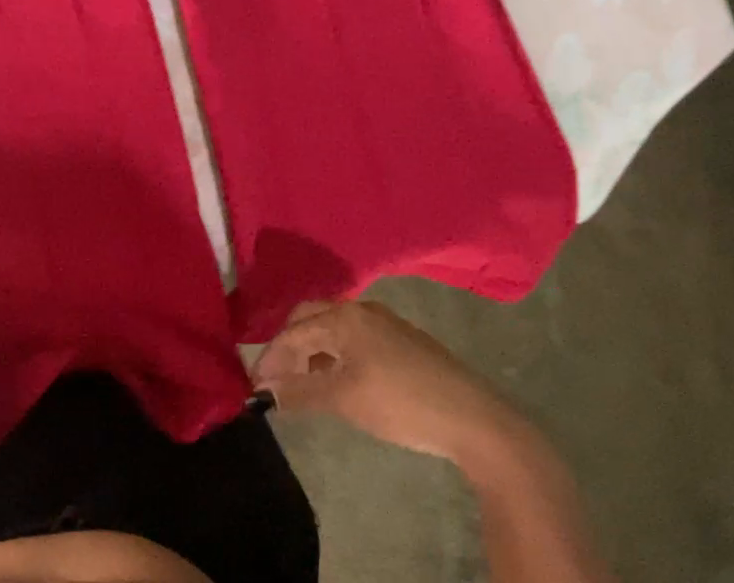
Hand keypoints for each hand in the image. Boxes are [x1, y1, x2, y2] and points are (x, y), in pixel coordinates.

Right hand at [252, 300, 525, 463]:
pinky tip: (340, 382)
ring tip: (305, 384)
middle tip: (278, 378)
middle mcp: (362, 311)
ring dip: (313, 352)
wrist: (478, 422)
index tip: (256, 387)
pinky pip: (356, 340)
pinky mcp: (406, 343)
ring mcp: (388, 325)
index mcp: (344, 317)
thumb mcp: (342, 399)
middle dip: (289, 346)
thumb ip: (298, 392)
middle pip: (310, 319)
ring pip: (335, 330)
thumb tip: (262, 393)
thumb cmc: (402, 404)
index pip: (292, 332)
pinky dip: (337, 356)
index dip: (270, 359)